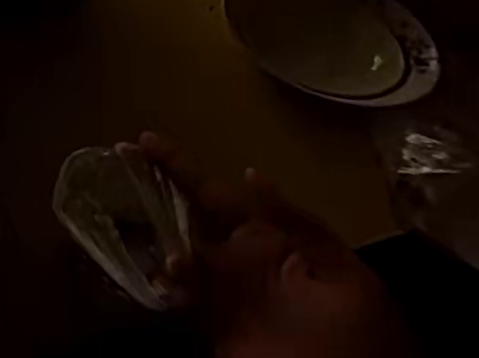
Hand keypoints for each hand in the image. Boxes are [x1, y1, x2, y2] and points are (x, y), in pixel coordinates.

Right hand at [137, 132, 412, 357]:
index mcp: (274, 239)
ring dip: (156, 228)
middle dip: (157, 183)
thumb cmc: (356, 345)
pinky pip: (181, 294)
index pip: (220, 190)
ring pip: (179, 247)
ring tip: (133, 207)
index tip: (146, 139)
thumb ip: (299, 226)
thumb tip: (250, 173)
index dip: (181, 164)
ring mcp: (226, 292)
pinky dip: (167, 280)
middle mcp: (243, 258)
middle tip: (122, 155)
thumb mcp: (345, 279)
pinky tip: (165, 270)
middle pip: (190, 211)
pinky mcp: (215, 326)